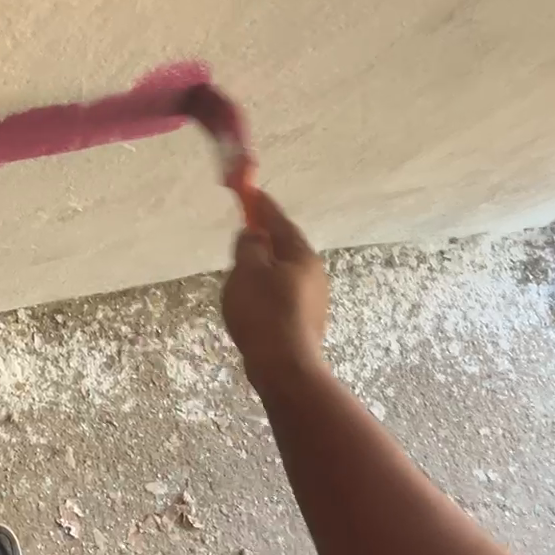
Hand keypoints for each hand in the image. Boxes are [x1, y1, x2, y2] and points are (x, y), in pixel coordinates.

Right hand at [220, 189, 328, 385]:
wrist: (284, 364)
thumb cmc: (263, 312)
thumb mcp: (247, 271)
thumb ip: (249, 246)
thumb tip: (254, 234)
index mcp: (300, 255)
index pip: (278, 221)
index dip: (261, 206)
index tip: (250, 191)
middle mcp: (313, 272)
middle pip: (284, 246)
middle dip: (264, 238)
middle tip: (244, 231)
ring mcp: (313, 298)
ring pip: (284, 271)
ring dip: (265, 265)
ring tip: (242, 271)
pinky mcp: (305, 319)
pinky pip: (283, 292)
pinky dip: (267, 287)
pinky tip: (253, 299)